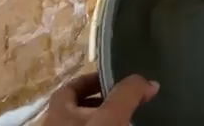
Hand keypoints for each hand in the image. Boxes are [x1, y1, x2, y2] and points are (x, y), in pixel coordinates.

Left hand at [42, 73, 158, 125]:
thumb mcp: (112, 117)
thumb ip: (129, 93)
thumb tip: (149, 83)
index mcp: (54, 116)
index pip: (68, 89)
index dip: (91, 80)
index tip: (115, 81)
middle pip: (74, 112)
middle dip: (101, 105)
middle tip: (125, 104)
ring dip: (103, 124)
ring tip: (125, 124)